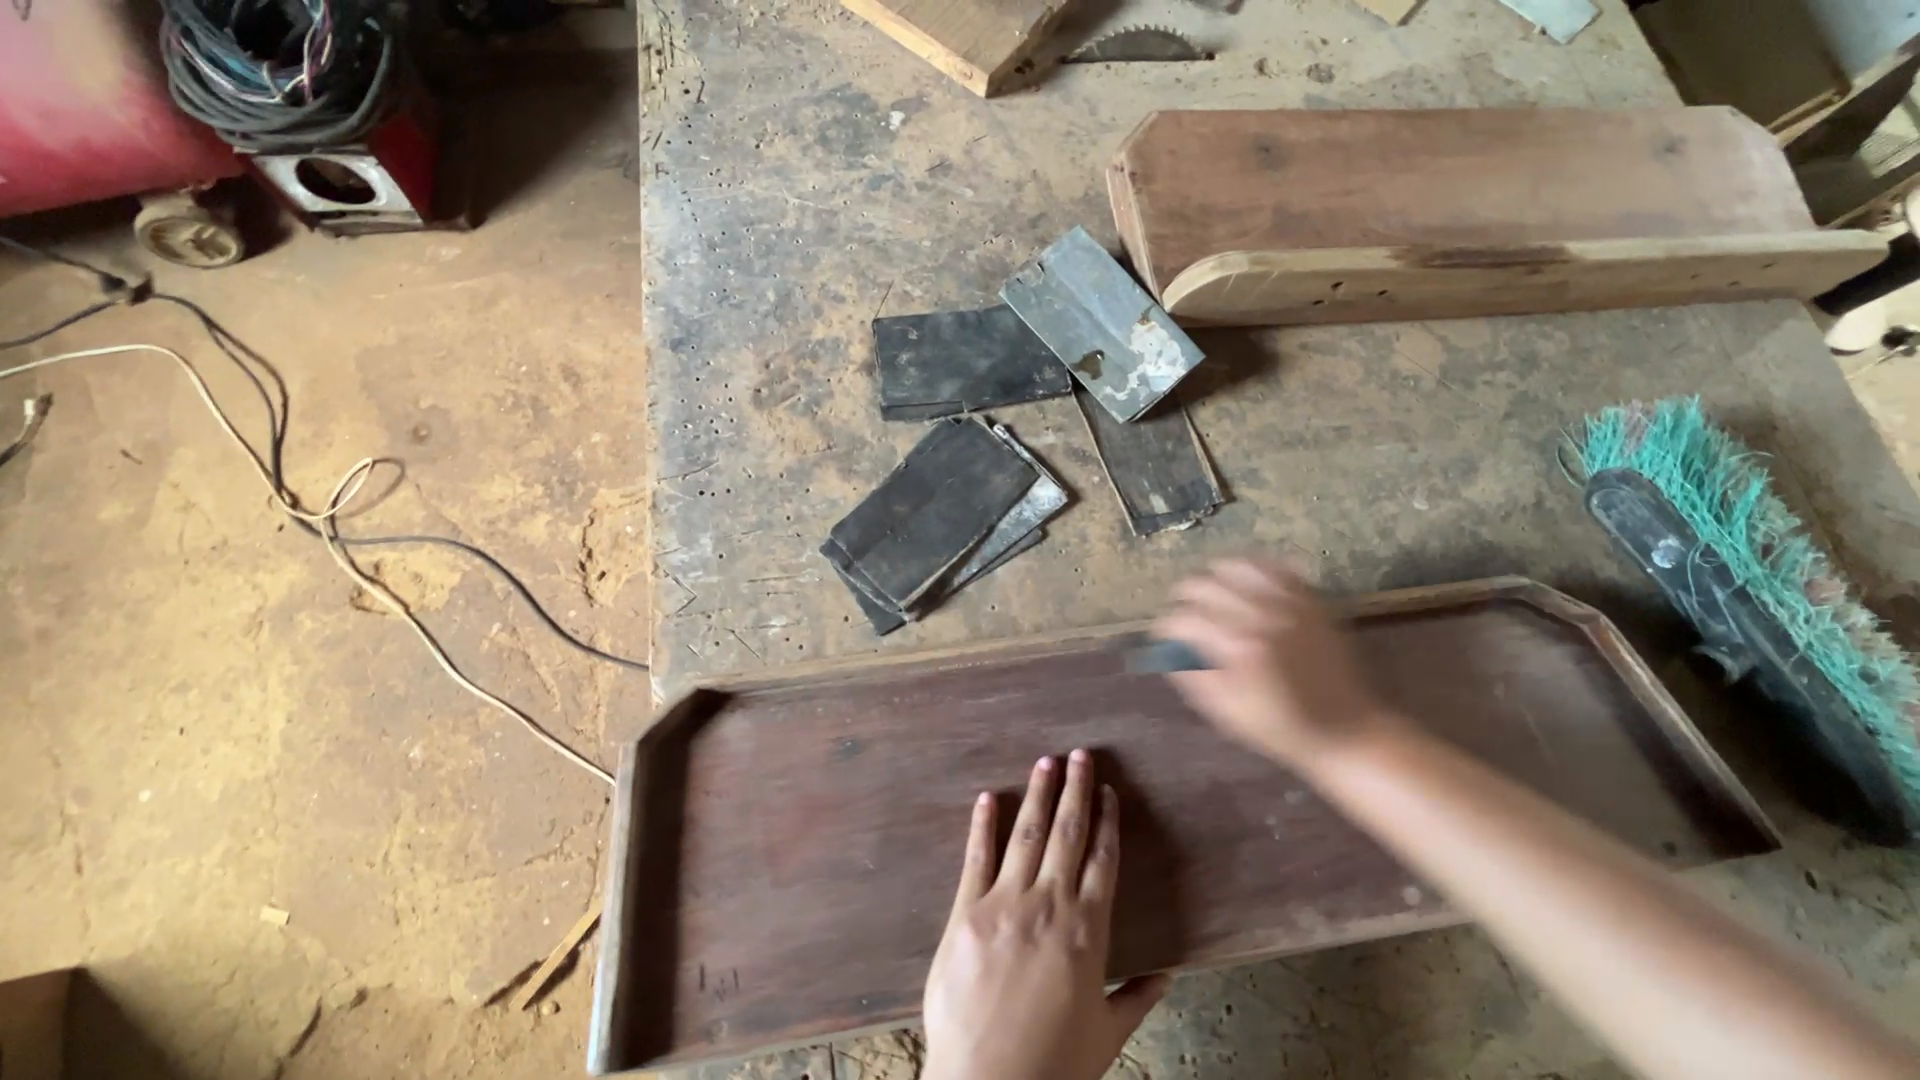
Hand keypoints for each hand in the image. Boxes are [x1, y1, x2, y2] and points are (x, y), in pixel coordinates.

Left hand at [921, 750, 1169, 1079]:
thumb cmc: (1053, 1064)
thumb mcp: (1106, 1035)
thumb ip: (1137, 998)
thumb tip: (1167, 975)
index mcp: (1087, 930)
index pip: (1103, 861)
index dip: (1108, 821)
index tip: (1110, 791)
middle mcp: (1048, 905)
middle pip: (1067, 835)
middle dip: (1076, 791)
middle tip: (1080, 755)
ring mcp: (1004, 905)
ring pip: (1026, 836)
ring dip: (1038, 795)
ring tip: (1046, 762)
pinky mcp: (965, 914)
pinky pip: (976, 859)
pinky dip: (982, 826)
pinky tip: (989, 797)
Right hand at [1154, 557, 1387, 765]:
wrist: (1346, 728)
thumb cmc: (1281, 727)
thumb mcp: (1226, 712)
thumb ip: (1193, 677)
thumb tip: (1167, 652)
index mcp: (1236, 646)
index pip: (1182, 619)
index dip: (1166, 628)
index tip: (1166, 638)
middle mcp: (1258, 614)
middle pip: (1202, 584)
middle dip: (1184, 600)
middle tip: (1186, 616)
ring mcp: (1287, 602)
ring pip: (1235, 565)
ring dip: (1216, 577)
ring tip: (1214, 594)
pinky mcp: (1309, 598)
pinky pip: (1275, 567)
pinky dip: (1254, 570)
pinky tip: (1248, 584)